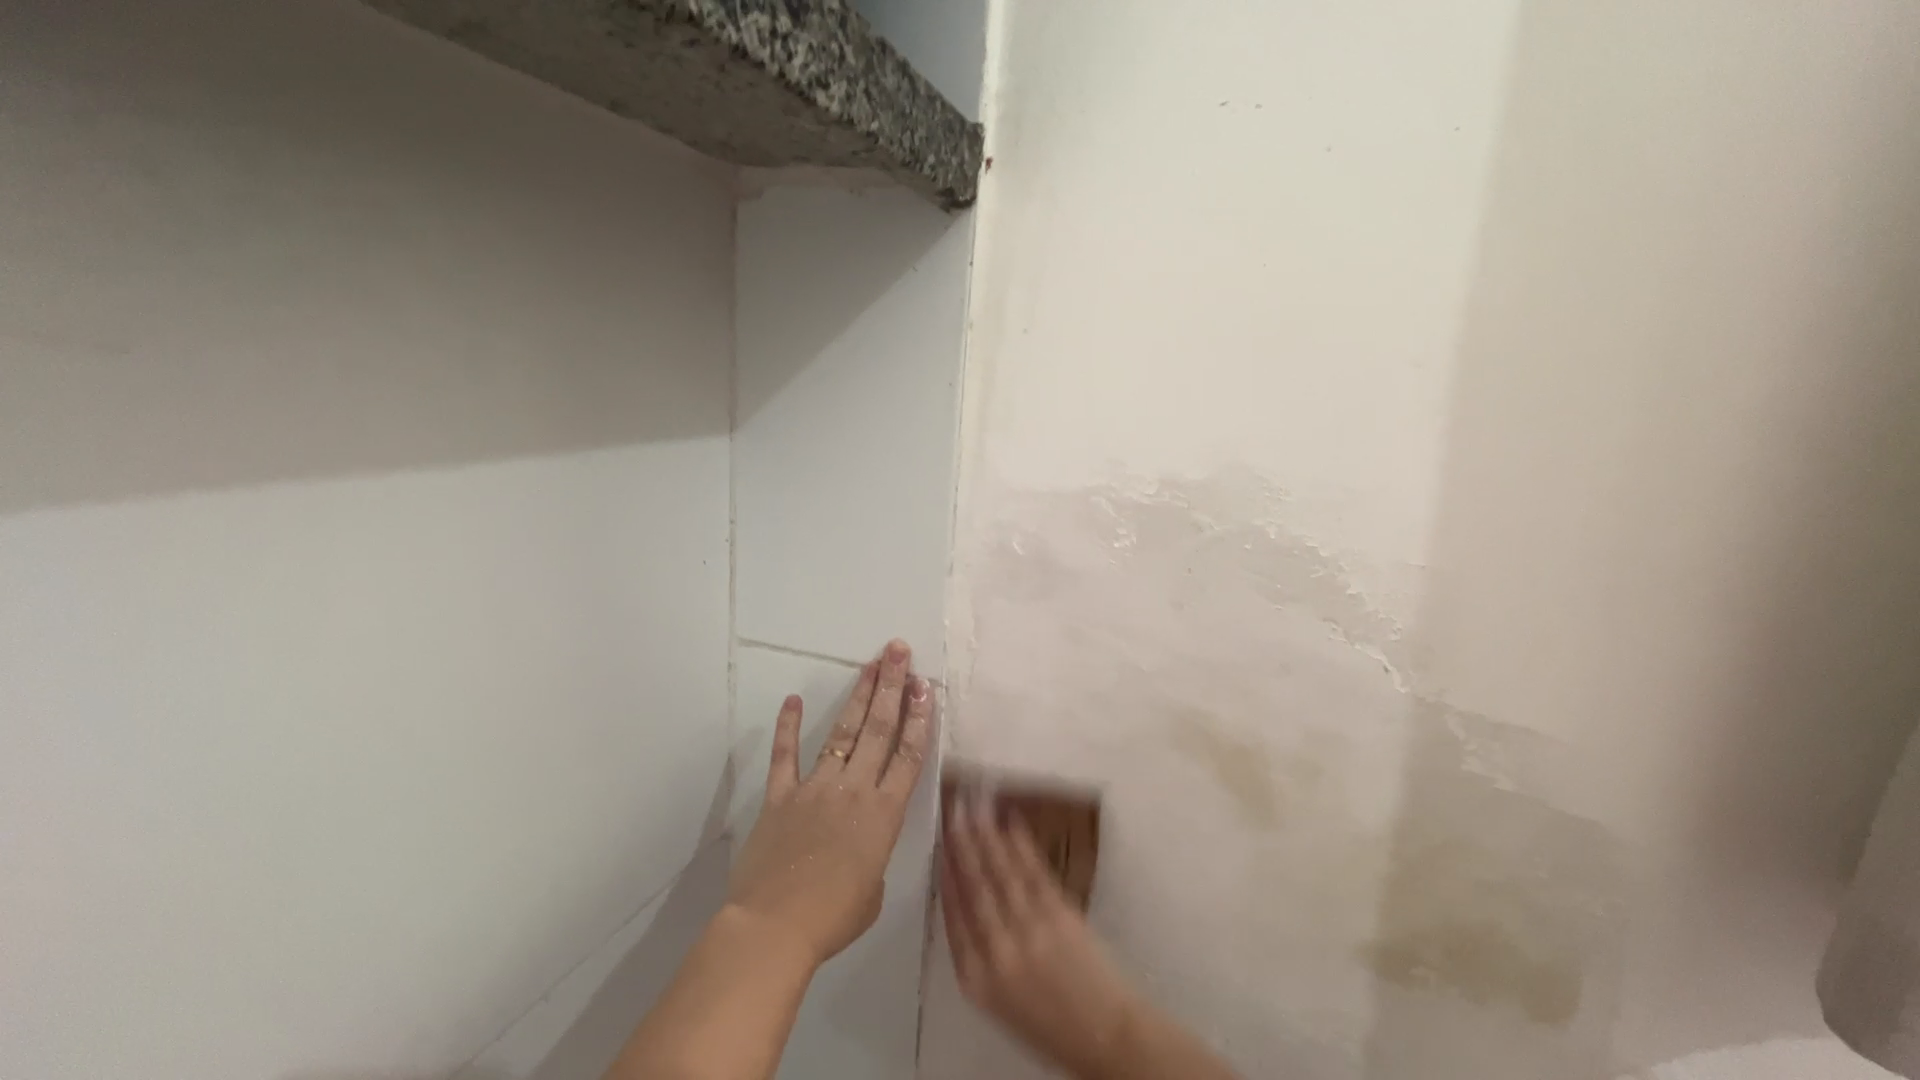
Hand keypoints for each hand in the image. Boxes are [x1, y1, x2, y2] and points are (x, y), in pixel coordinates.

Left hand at [728, 640, 932, 966]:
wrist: (775, 926)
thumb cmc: (833, 918)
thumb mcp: (872, 891)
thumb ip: (872, 858)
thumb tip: (858, 848)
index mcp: (884, 815)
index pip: (908, 756)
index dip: (919, 719)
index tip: (925, 687)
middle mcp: (854, 791)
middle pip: (878, 730)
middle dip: (892, 687)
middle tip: (899, 651)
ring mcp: (815, 788)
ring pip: (841, 732)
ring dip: (858, 696)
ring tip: (871, 664)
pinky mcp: (779, 796)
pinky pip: (785, 755)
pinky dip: (787, 726)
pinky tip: (792, 699)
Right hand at [941, 798, 1142, 1078]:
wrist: (1104, 1035)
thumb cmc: (1046, 1022)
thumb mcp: (995, 1000)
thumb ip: (974, 954)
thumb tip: (961, 902)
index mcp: (974, 975)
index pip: (952, 913)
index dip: (945, 872)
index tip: (939, 842)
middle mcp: (997, 949)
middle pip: (973, 886)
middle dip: (961, 843)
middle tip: (952, 808)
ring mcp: (1029, 928)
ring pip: (1000, 873)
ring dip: (985, 835)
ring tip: (974, 806)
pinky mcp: (1059, 915)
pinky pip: (1033, 872)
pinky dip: (1020, 845)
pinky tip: (1009, 823)